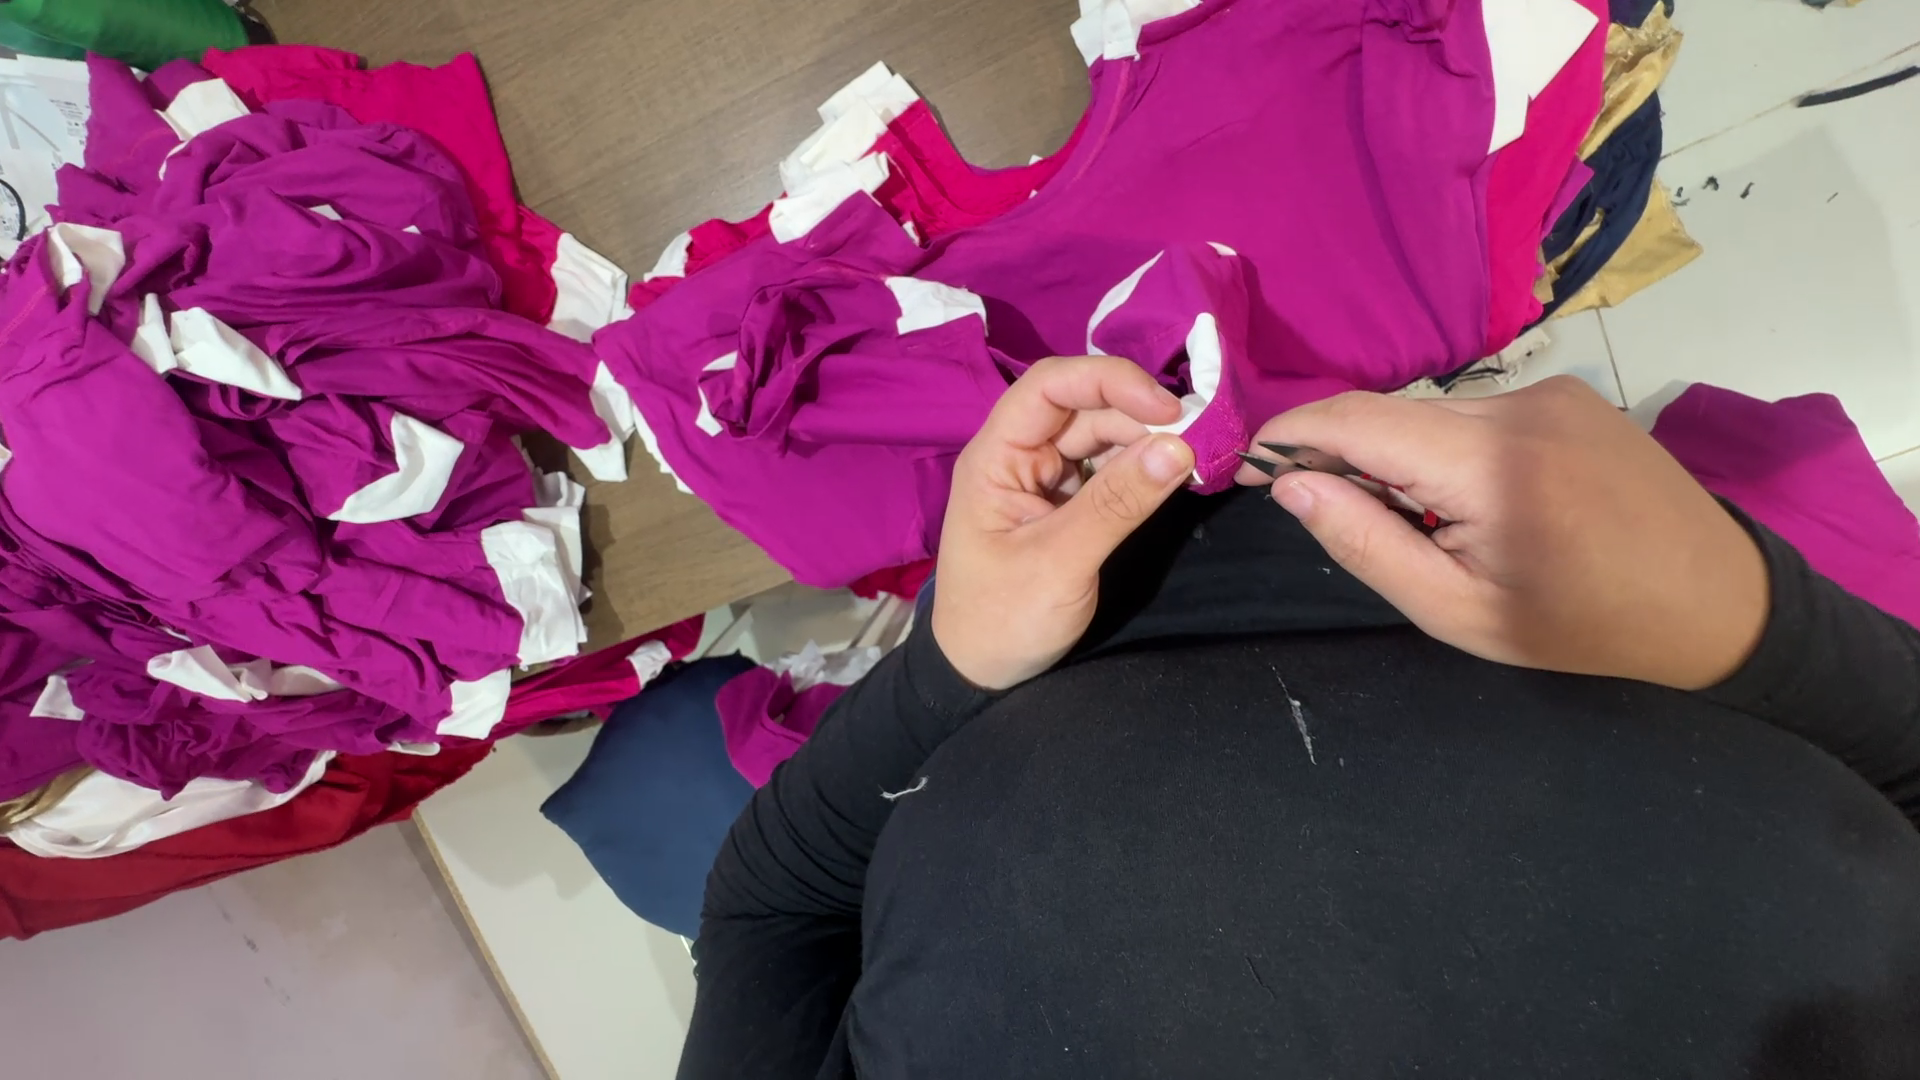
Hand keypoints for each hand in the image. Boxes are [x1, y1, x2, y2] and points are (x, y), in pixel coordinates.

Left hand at [933, 356, 1194, 689]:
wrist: (981, 671)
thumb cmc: (1003, 619)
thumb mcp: (1059, 563)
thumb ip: (1116, 504)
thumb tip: (1179, 447)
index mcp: (996, 459)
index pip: (1048, 387)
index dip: (1107, 381)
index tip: (1167, 408)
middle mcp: (1018, 457)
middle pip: (1081, 408)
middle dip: (1138, 414)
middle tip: (1198, 440)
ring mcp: (1042, 479)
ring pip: (1099, 436)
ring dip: (1144, 439)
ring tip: (1192, 458)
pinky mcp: (1065, 503)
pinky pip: (1106, 469)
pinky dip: (1140, 467)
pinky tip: (1170, 474)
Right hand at [1238, 377, 1769, 690]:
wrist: (1720, 606)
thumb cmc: (1575, 625)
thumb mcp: (1451, 609)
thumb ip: (1362, 541)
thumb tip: (1289, 483)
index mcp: (1491, 466)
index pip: (1355, 420)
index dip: (1287, 434)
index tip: (1245, 464)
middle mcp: (1519, 407)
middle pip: (1384, 414)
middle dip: (1331, 451)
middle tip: (1310, 503)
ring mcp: (1549, 394)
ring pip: (1421, 413)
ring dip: (1385, 454)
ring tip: (1400, 515)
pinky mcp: (1564, 397)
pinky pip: (1461, 414)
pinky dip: (1429, 448)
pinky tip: (1452, 495)